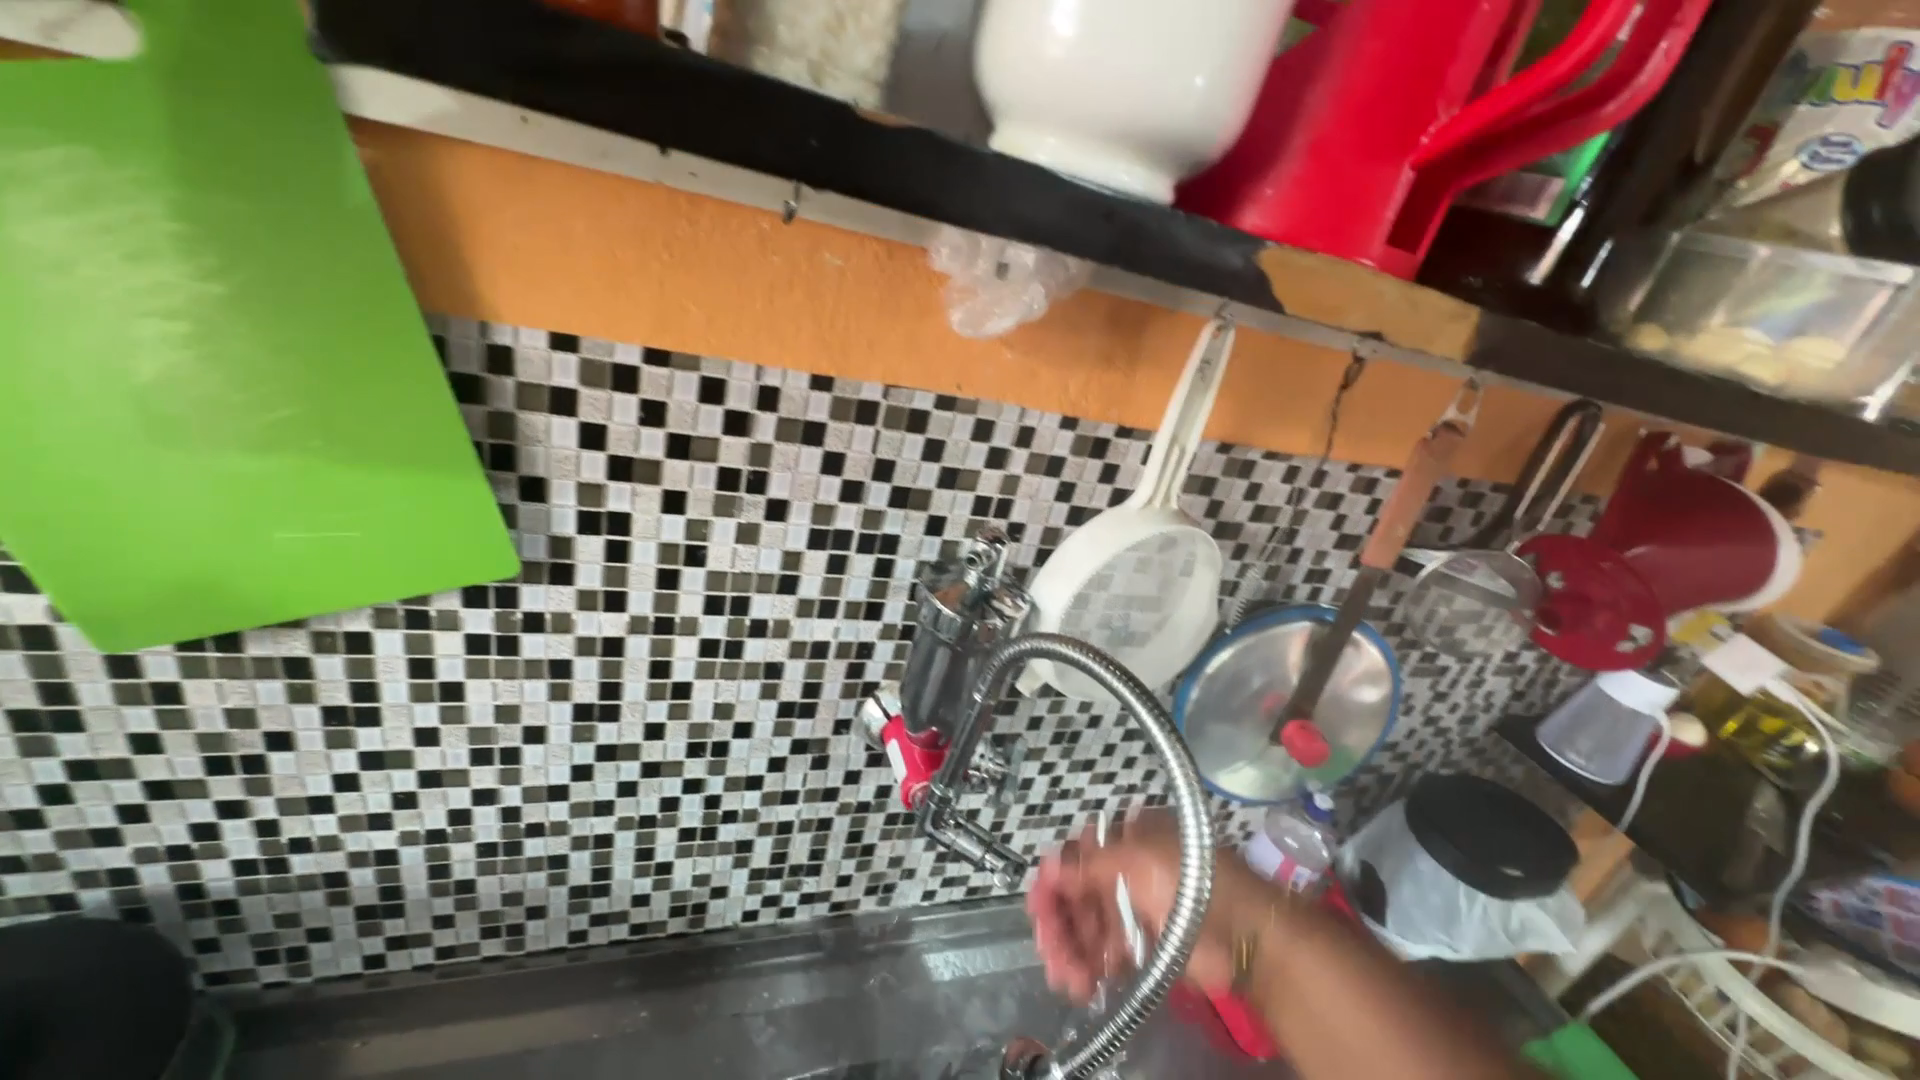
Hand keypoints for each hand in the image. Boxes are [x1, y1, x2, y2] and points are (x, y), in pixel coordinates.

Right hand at [1024, 810, 1281, 1004]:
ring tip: (1065, 977)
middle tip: (1047, 949)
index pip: (1076, 857)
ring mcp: (1135, 910)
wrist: (1243, 936)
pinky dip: (1089, 968)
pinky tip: (1079, 983)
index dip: (1054, 881)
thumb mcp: (1136, 861)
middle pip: (1077, 896)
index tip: (1037, 905)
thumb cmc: (1191, 885)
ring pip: (1088, 928)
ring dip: (1070, 950)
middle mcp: (1126, 872)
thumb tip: (1048, 866)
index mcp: (1127, 841)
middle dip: (1059, 923)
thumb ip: (1088, 865)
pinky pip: (1105, 954)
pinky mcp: (1144, 947)